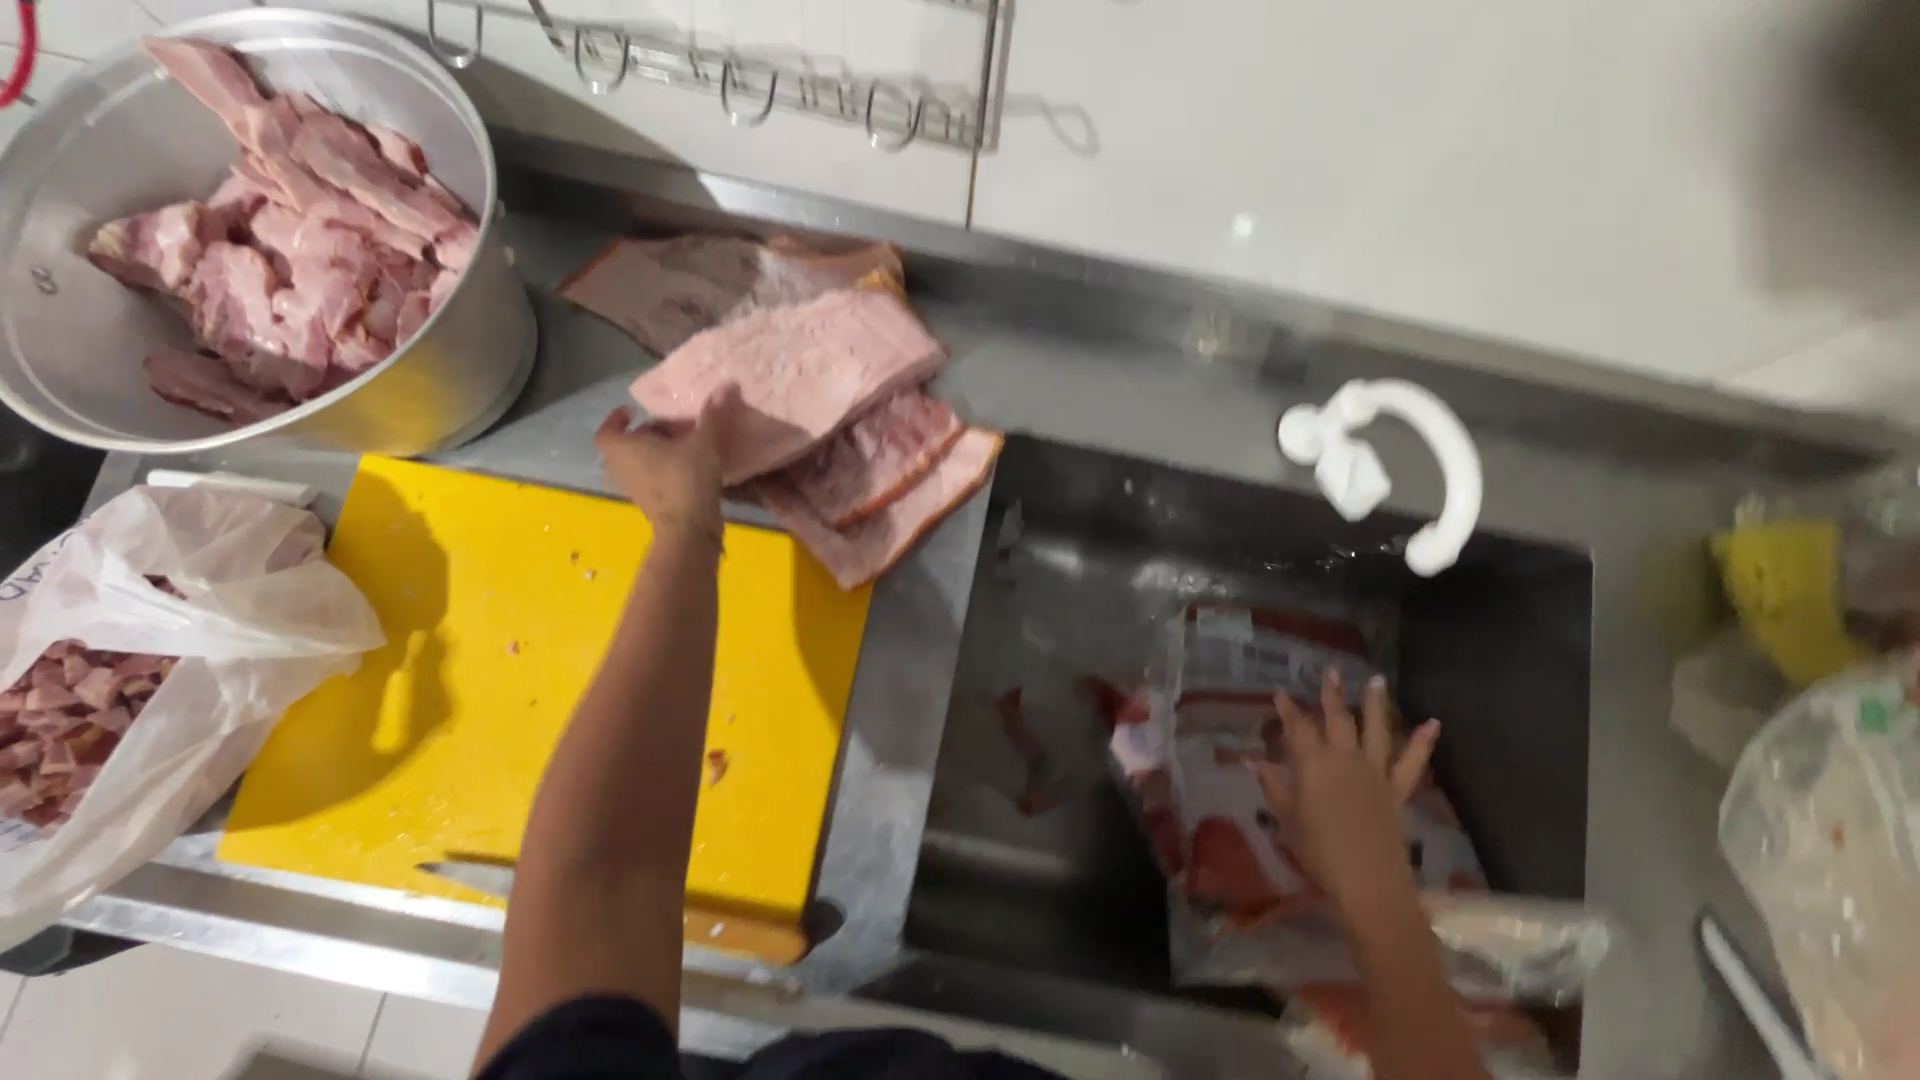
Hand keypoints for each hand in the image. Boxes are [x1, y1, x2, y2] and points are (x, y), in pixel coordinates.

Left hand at [593, 383, 739, 546]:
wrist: (688, 529)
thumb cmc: (686, 480)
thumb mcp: (704, 443)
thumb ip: (712, 415)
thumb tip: (725, 386)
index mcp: (624, 448)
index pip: (607, 431)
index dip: (615, 420)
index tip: (631, 412)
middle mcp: (621, 468)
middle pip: (624, 447)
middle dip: (643, 435)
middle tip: (668, 427)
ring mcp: (633, 489)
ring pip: (636, 465)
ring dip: (652, 454)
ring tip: (679, 446)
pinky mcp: (649, 504)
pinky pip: (648, 480)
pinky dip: (660, 471)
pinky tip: (686, 468)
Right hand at [1252, 671, 1440, 926]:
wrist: (1369, 882)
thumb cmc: (1318, 851)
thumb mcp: (1287, 819)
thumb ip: (1273, 787)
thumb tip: (1253, 761)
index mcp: (1313, 764)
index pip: (1297, 728)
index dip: (1288, 709)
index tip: (1280, 693)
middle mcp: (1345, 759)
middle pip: (1337, 719)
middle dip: (1331, 694)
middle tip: (1330, 672)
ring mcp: (1375, 772)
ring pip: (1375, 729)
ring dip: (1374, 703)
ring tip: (1375, 679)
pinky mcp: (1397, 790)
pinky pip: (1412, 762)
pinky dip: (1423, 742)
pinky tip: (1433, 723)